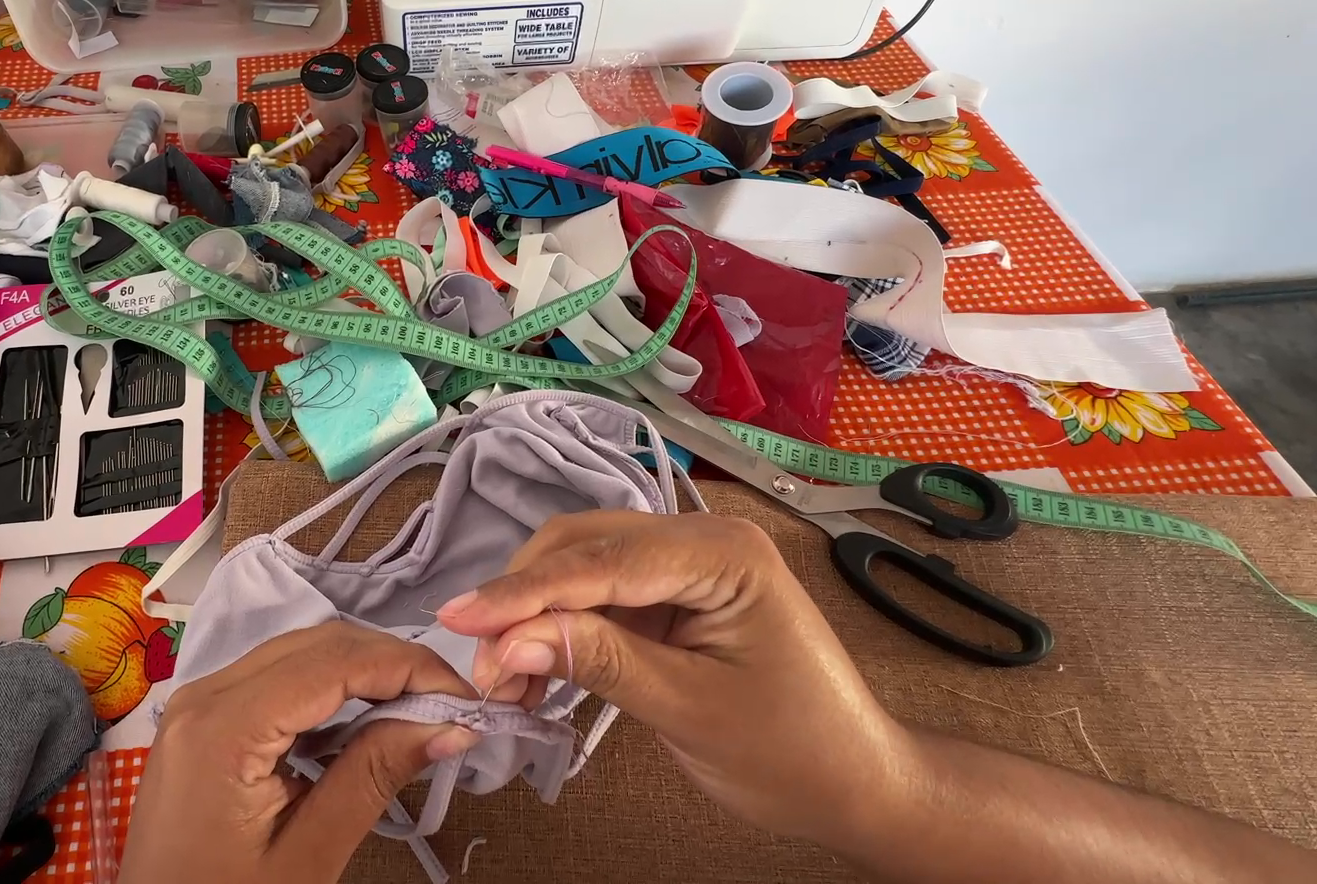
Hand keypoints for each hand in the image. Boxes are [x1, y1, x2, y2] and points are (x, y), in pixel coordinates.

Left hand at [119, 622, 483, 883]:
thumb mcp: (308, 858)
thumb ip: (375, 775)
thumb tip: (451, 724)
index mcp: (223, 726)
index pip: (333, 661)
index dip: (406, 665)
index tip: (464, 694)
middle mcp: (206, 692)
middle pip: (318, 644)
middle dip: (390, 662)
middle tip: (447, 702)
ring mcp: (202, 699)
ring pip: (301, 651)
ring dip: (364, 669)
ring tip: (418, 705)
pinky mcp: (207, 715)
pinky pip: (281, 676)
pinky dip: (331, 686)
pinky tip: (365, 716)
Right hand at [433, 510, 915, 847]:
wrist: (858, 781)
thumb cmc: (792, 752)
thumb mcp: (689, 709)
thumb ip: (597, 661)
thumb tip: (505, 642)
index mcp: (720, 552)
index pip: (603, 559)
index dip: (524, 590)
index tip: (458, 618)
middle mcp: (697, 535)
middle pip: (584, 545)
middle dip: (524, 600)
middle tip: (482, 662)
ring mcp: (681, 559)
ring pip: (581, 564)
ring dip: (535, 613)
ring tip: (504, 674)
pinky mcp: (667, 589)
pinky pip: (598, 593)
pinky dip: (560, 626)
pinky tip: (536, 664)